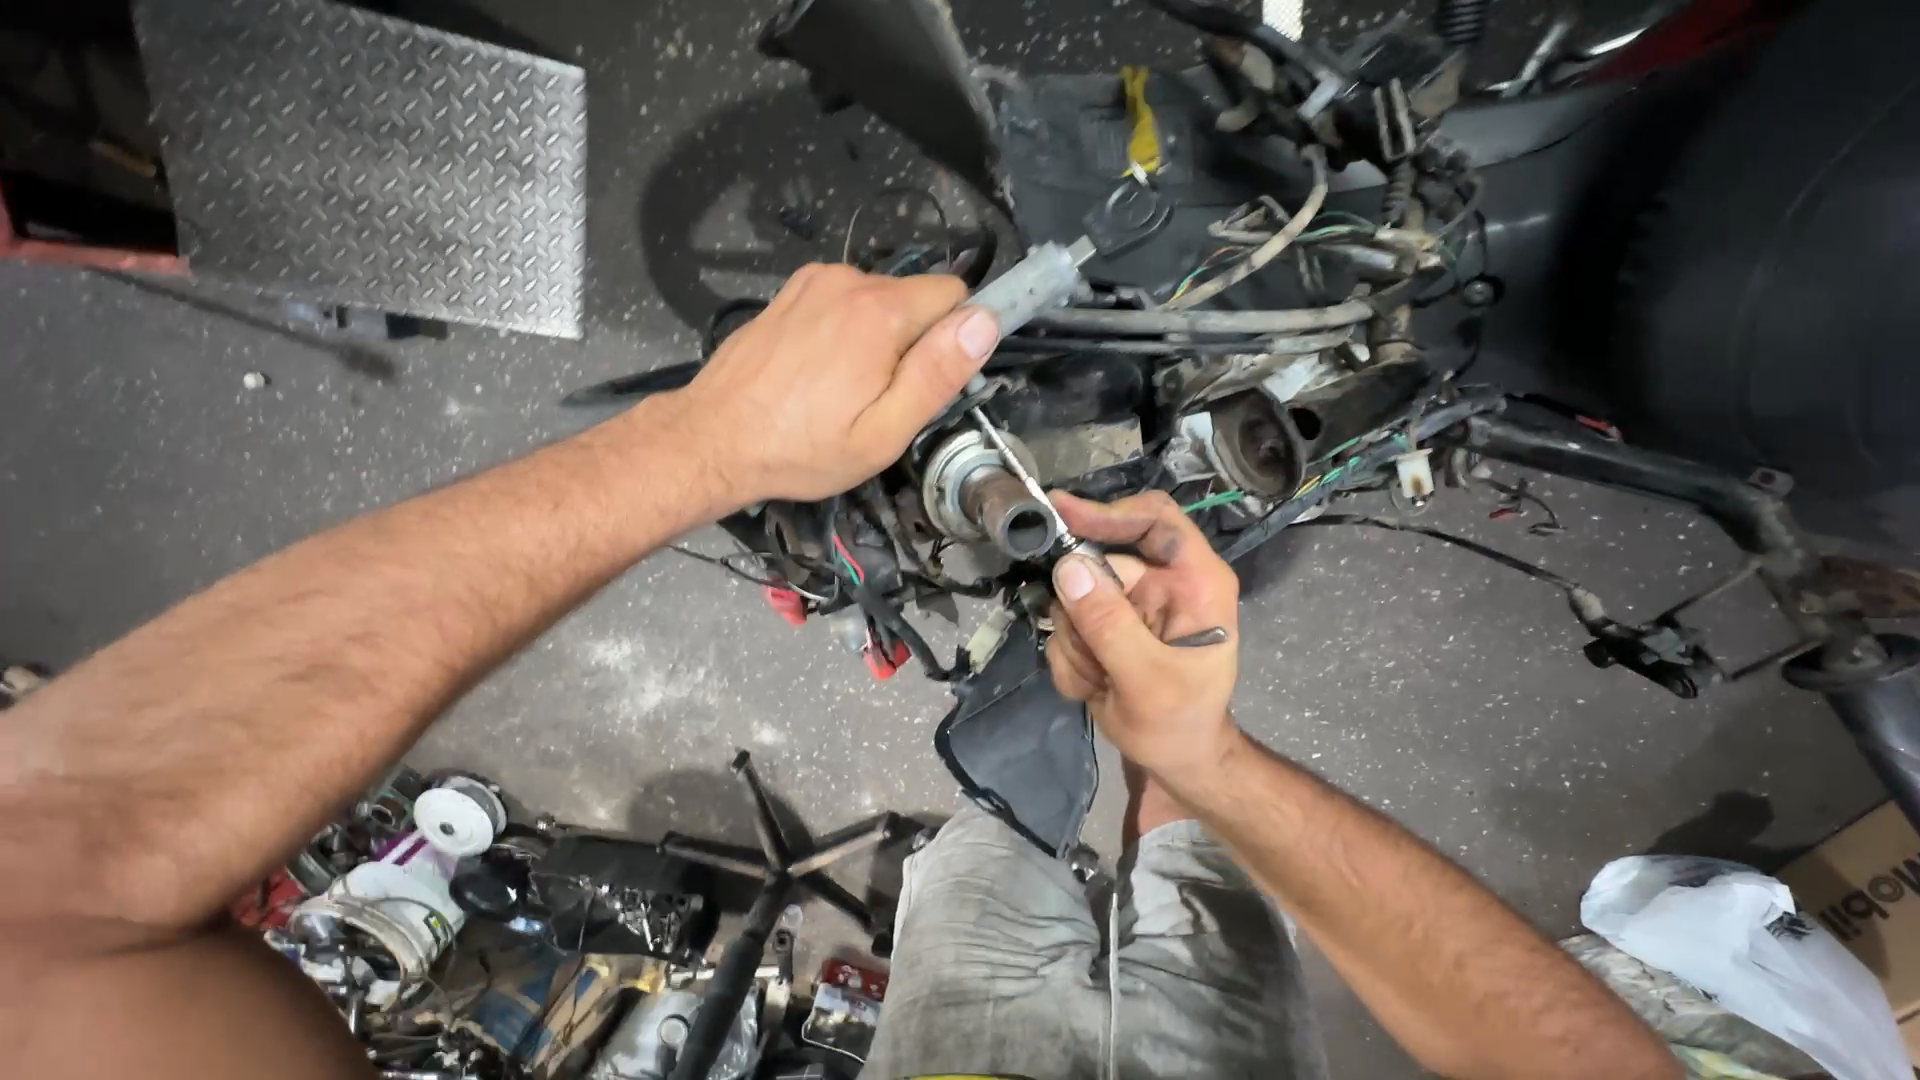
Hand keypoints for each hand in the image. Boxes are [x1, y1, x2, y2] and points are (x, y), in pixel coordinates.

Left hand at [665, 264, 998, 503]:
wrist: (713, 439)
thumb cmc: (803, 449)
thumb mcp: (884, 431)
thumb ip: (937, 374)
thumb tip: (984, 322)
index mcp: (880, 312)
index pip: (956, 294)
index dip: (955, 338)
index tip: (931, 380)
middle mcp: (849, 280)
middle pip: (916, 298)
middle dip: (914, 342)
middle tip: (882, 398)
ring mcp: (814, 281)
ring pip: (880, 300)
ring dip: (879, 336)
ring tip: (845, 389)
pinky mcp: (790, 292)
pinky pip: (844, 300)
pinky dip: (846, 328)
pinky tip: (820, 371)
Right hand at [1046, 491, 1243, 782]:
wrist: (1176, 762)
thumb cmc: (1180, 724)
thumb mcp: (1148, 681)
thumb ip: (1109, 625)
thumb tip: (1068, 568)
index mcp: (1195, 582)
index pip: (1156, 520)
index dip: (1110, 513)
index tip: (1061, 516)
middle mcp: (1162, 583)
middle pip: (1099, 563)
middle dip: (1082, 614)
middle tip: (1089, 657)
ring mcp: (1131, 604)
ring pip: (1074, 597)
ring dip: (1076, 644)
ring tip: (1099, 681)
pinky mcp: (1105, 626)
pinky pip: (1067, 625)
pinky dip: (1071, 660)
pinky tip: (1093, 686)